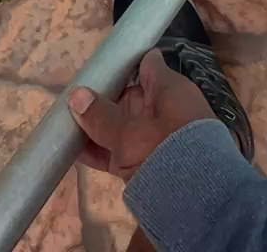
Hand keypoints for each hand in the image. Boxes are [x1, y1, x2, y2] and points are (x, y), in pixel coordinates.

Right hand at [68, 49, 217, 180]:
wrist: (199, 204)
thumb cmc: (165, 151)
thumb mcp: (128, 134)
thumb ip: (101, 116)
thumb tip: (75, 95)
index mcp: (169, 90)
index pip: (147, 64)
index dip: (126, 62)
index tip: (101, 64)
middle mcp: (165, 110)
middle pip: (129, 97)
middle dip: (103, 100)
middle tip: (72, 100)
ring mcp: (158, 138)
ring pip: (123, 127)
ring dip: (98, 128)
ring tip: (67, 126)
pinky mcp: (151, 166)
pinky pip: (122, 152)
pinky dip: (102, 152)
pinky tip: (76, 152)